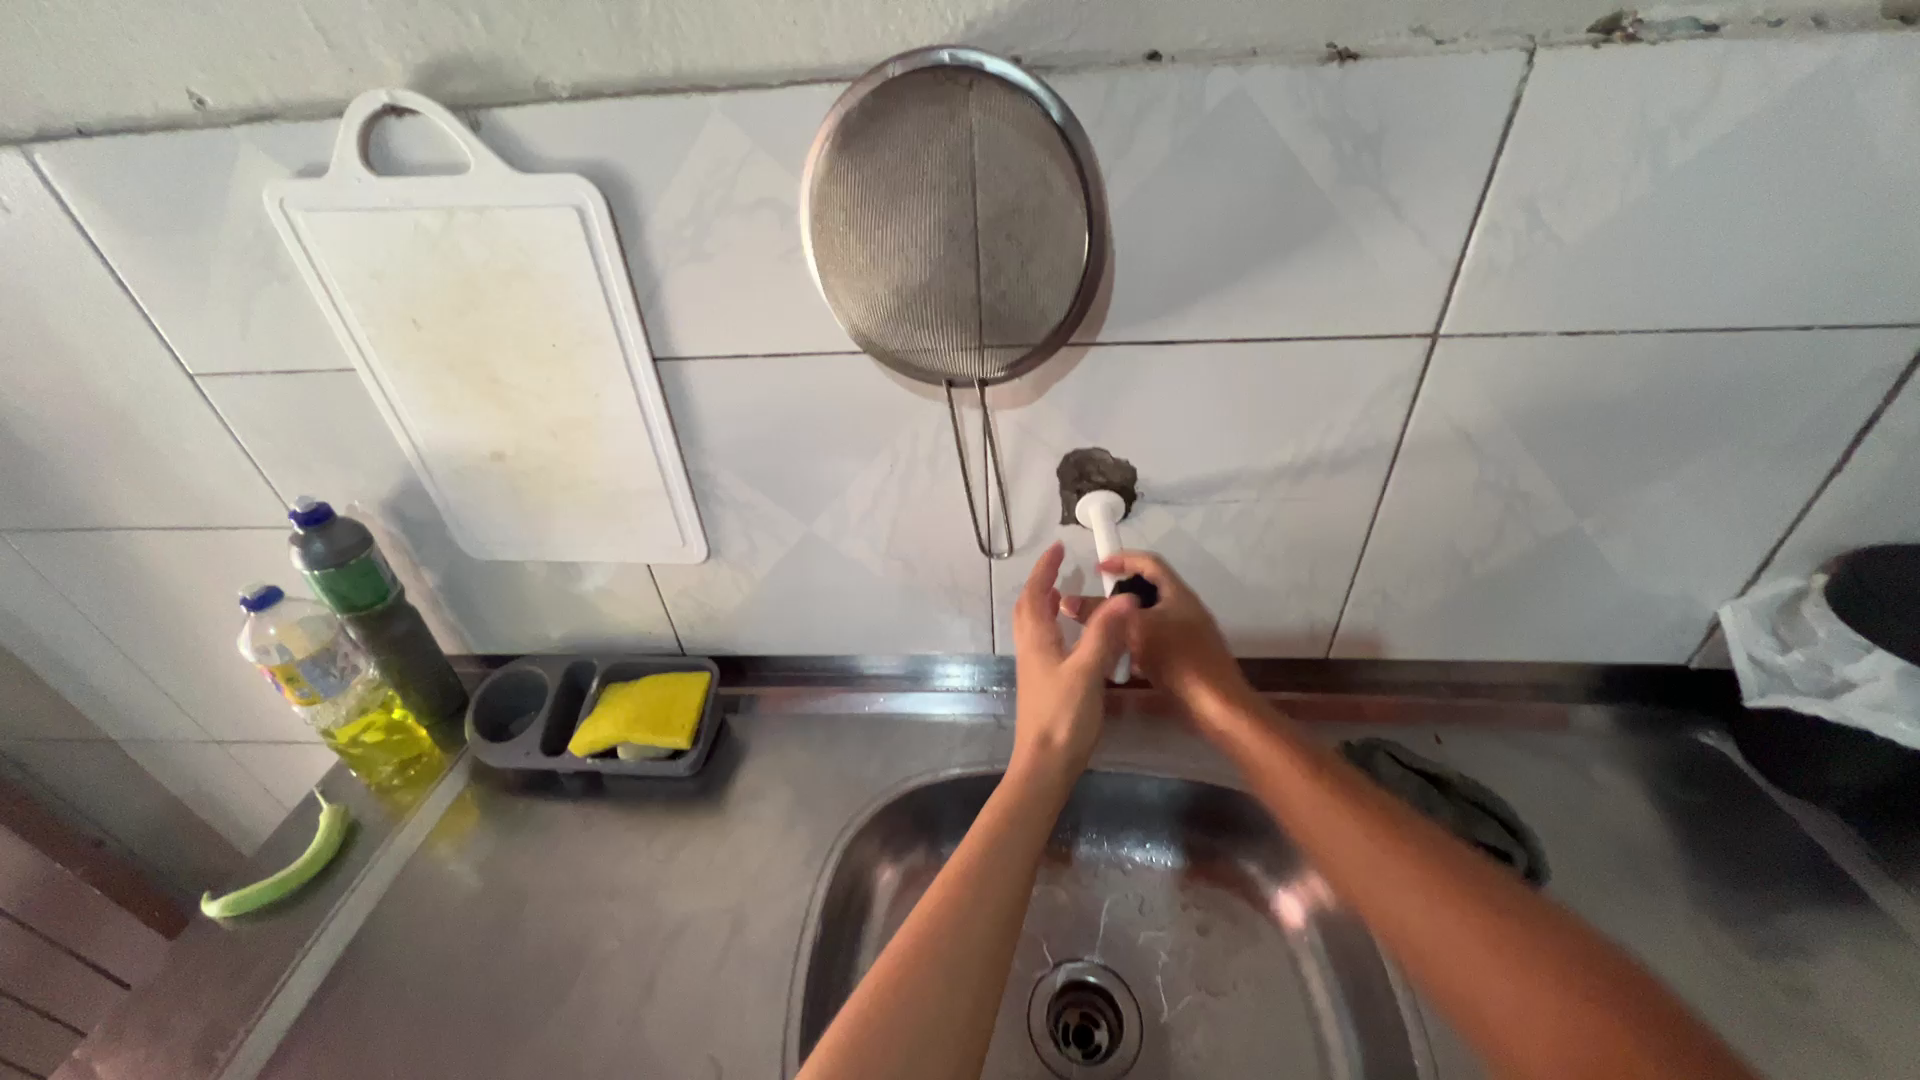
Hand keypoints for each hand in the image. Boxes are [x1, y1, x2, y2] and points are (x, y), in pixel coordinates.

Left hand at [1010, 542, 1137, 781]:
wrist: (1045, 764)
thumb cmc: (1063, 717)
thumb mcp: (1087, 672)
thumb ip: (1105, 635)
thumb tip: (1125, 598)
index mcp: (1037, 641)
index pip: (1036, 594)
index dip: (1045, 569)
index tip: (1058, 547)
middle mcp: (1030, 650)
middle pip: (1028, 608)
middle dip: (1041, 583)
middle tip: (1059, 567)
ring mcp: (1034, 668)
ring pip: (1033, 626)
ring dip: (1044, 604)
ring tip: (1064, 594)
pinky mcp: (1042, 685)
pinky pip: (1044, 643)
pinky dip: (1054, 628)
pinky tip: (1071, 639)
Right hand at [1062, 550, 1250, 718]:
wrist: (1215, 706)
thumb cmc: (1178, 658)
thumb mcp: (1135, 630)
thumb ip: (1100, 614)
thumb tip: (1068, 602)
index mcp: (1177, 593)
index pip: (1149, 562)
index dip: (1122, 559)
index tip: (1096, 568)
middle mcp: (1183, 609)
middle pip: (1147, 591)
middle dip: (1118, 597)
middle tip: (1094, 606)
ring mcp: (1185, 634)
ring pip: (1147, 619)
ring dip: (1123, 624)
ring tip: (1100, 634)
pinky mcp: (1183, 658)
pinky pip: (1153, 642)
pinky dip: (1134, 646)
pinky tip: (1118, 662)